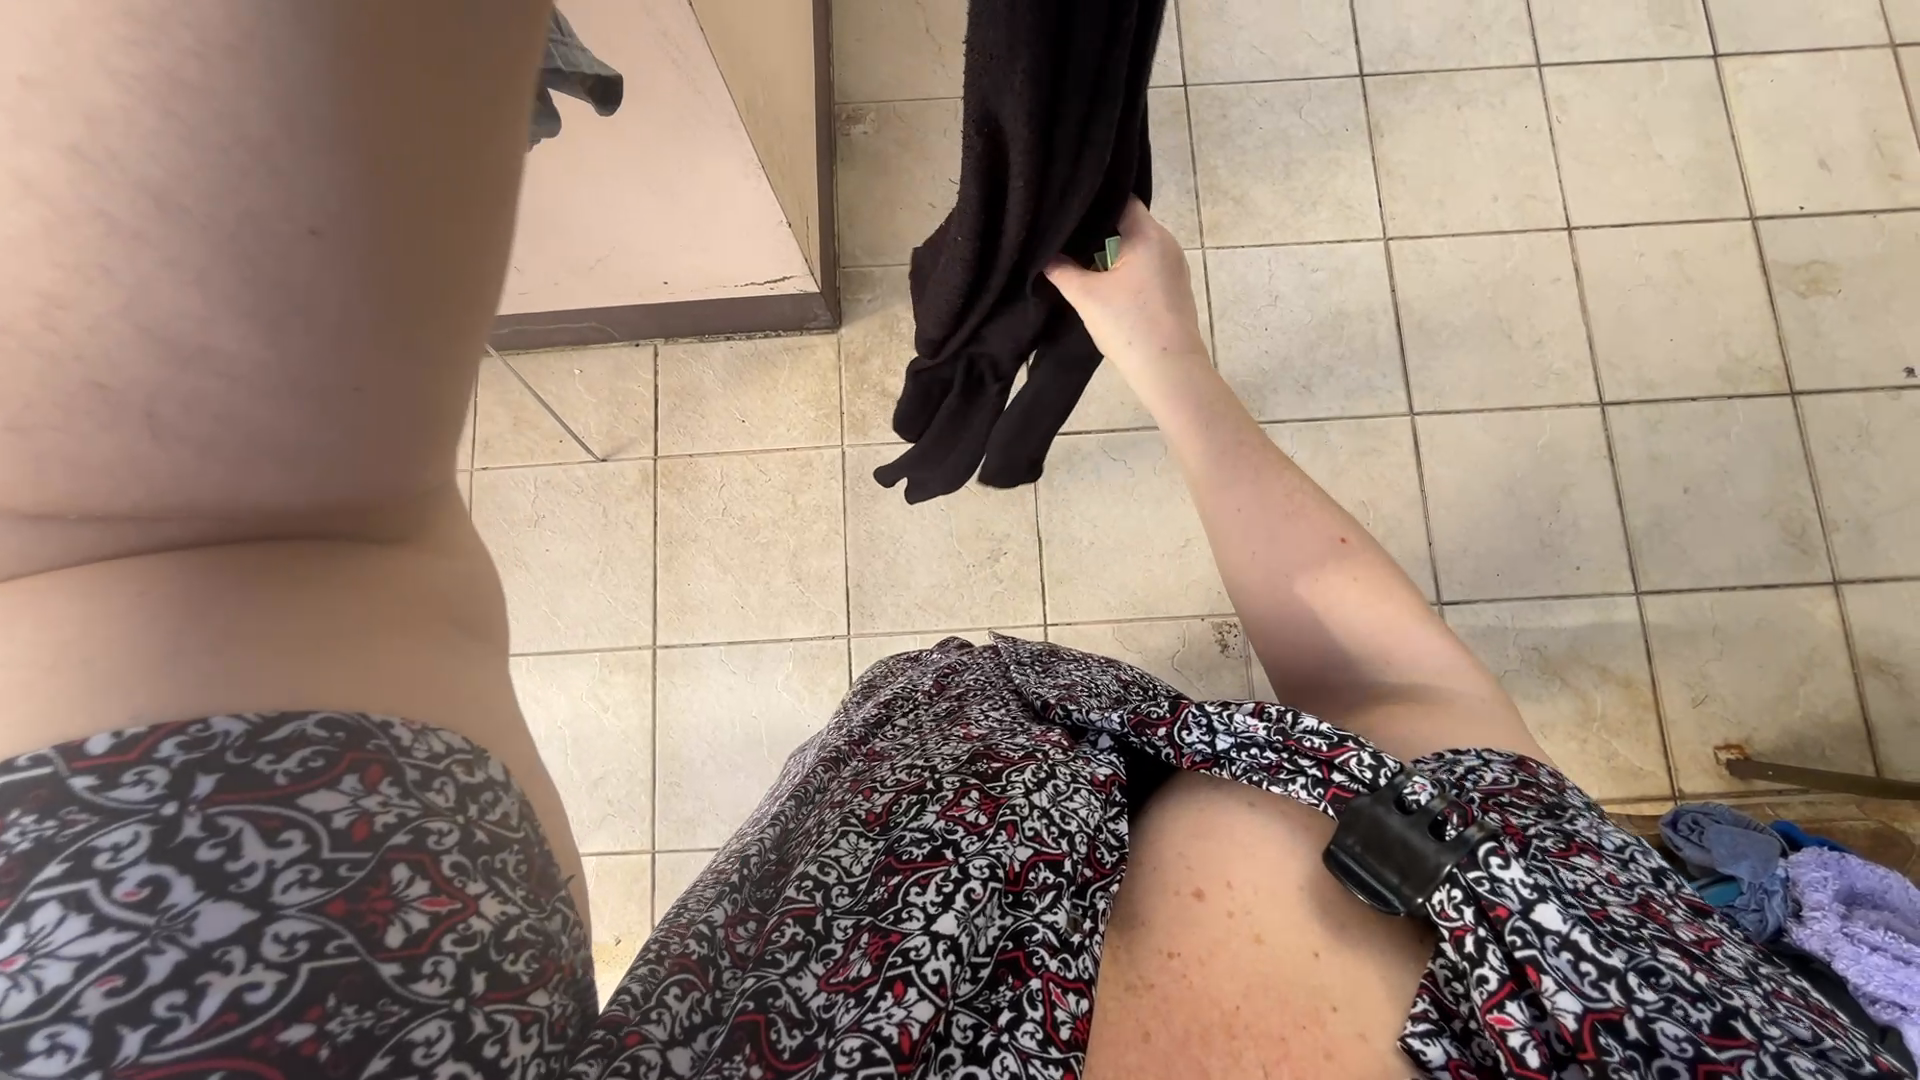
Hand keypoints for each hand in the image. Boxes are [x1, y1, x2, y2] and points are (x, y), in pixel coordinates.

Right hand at [1044, 198, 1209, 381]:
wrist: (1168, 368)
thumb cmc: (1129, 326)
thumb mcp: (1086, 297)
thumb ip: (1061, 271)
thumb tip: (1044, 256)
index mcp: (1148, 234)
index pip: (1122, 200)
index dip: (1095, 203)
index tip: (1071, 213)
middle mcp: (1167, 243)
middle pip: (1129, 224)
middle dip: (1101, 233)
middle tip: (1071, 242)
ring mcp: (1175, 266)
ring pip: (1138, 248)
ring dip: (1114, 255)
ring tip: (1086, 267)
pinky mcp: (1176, 288)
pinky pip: (1148, 268)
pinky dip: (1128, 272)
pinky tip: (1110, 290)